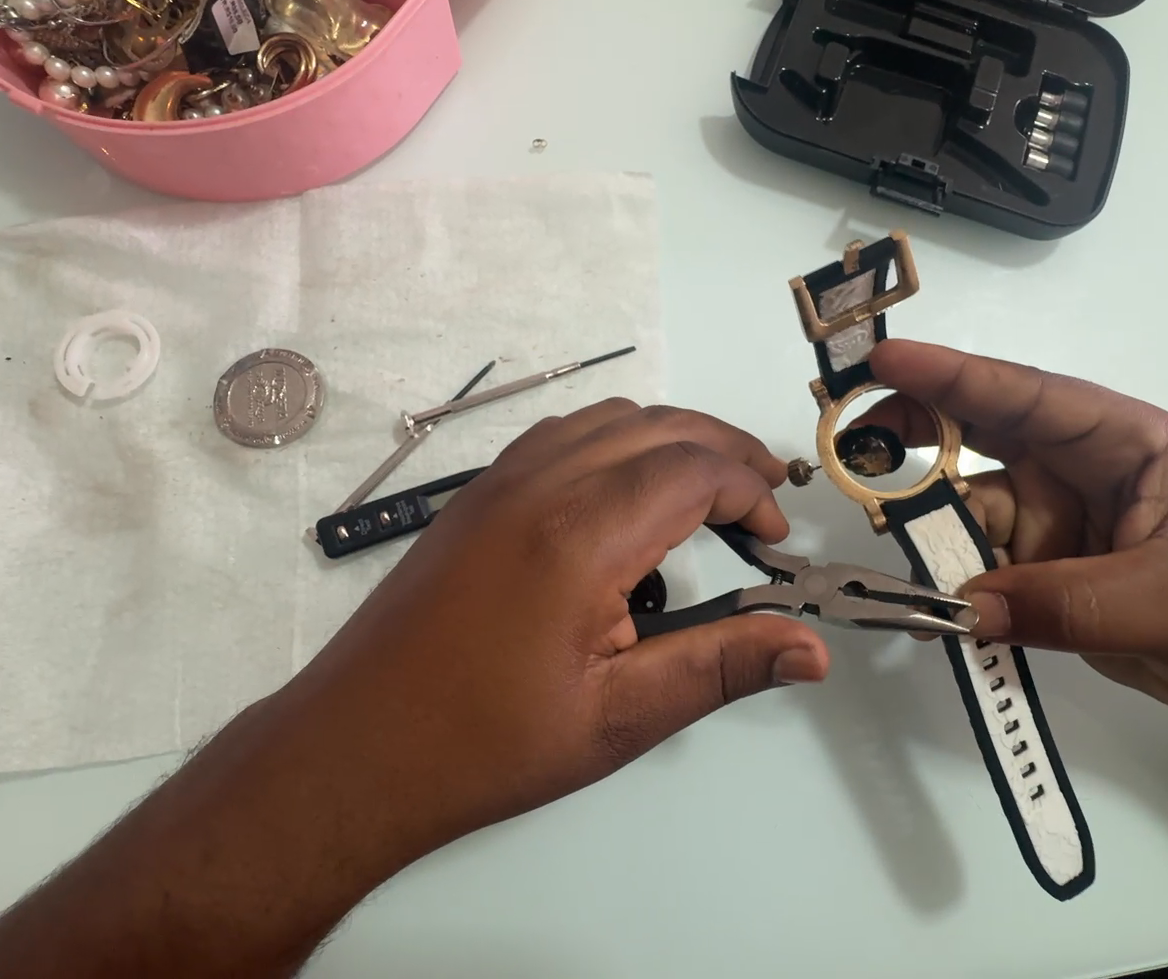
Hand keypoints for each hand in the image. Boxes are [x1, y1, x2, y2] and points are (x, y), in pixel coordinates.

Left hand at [275, 400, 830, 862]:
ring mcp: (501, 479)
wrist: (353, 750)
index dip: (749, 491)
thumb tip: (814, 650)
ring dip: (674, 438)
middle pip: (661, 426)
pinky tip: (628, 490)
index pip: (694, 469)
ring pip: (611, 418)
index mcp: (581, 533)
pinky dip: (620, 439)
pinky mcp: (477, 493)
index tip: (774, 539)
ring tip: (709, 487)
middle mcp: (541, 483)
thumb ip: (722, 667)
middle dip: (727, 450)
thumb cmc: (488, 743)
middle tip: (765, 496)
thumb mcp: (619, 717)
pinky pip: (566, 432)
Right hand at [863, 341, 1167, 723]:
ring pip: (969, 512)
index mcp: (1123, 440)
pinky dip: (949, 585)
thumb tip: (964, 609)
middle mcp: (1078, 469)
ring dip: (929, 531)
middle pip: (979, 436)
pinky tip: (924, 609)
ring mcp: (1056, 521)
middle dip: (915, 432)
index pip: (1026, 396)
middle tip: (850, 438)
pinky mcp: (1043, 571)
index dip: (951, 376)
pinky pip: (979, 569)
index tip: (884, 362)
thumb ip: (1065, 602)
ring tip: (888, 556)